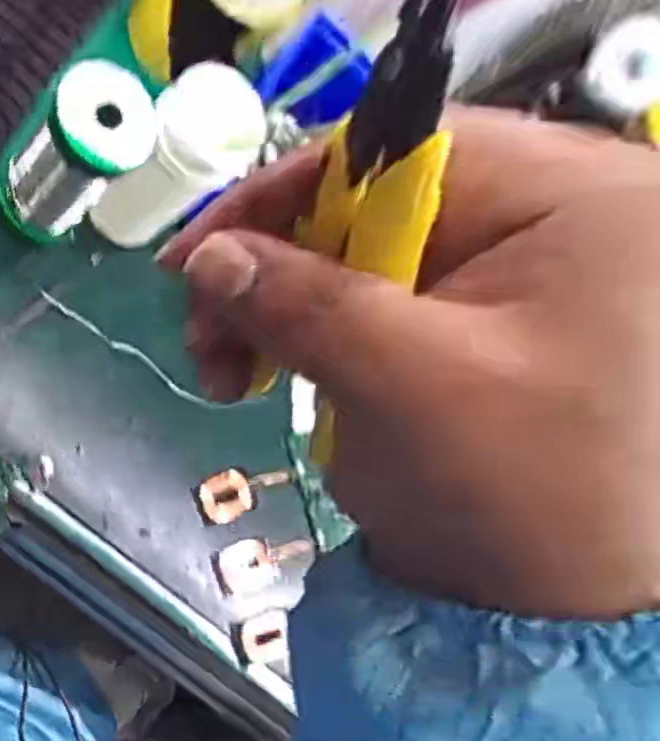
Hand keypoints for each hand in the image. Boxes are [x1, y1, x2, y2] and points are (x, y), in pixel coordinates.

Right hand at [160, 108, 659, 618]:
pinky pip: (321, 308)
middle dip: (253, 272)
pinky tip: (246, 380)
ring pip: (317, 262)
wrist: (537, 579)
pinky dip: (268, 340)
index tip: (190, 259)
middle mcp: (519, 224)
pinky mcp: (421, 329)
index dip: (278, 193)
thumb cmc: (513, 476)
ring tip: (221, 375)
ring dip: (249, 314)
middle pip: (343, 208)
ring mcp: (466, 280)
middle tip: (201, 340)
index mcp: (563, 203)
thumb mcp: (407, 381)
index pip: (395, 148)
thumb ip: (306, 306)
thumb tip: (206, 259)